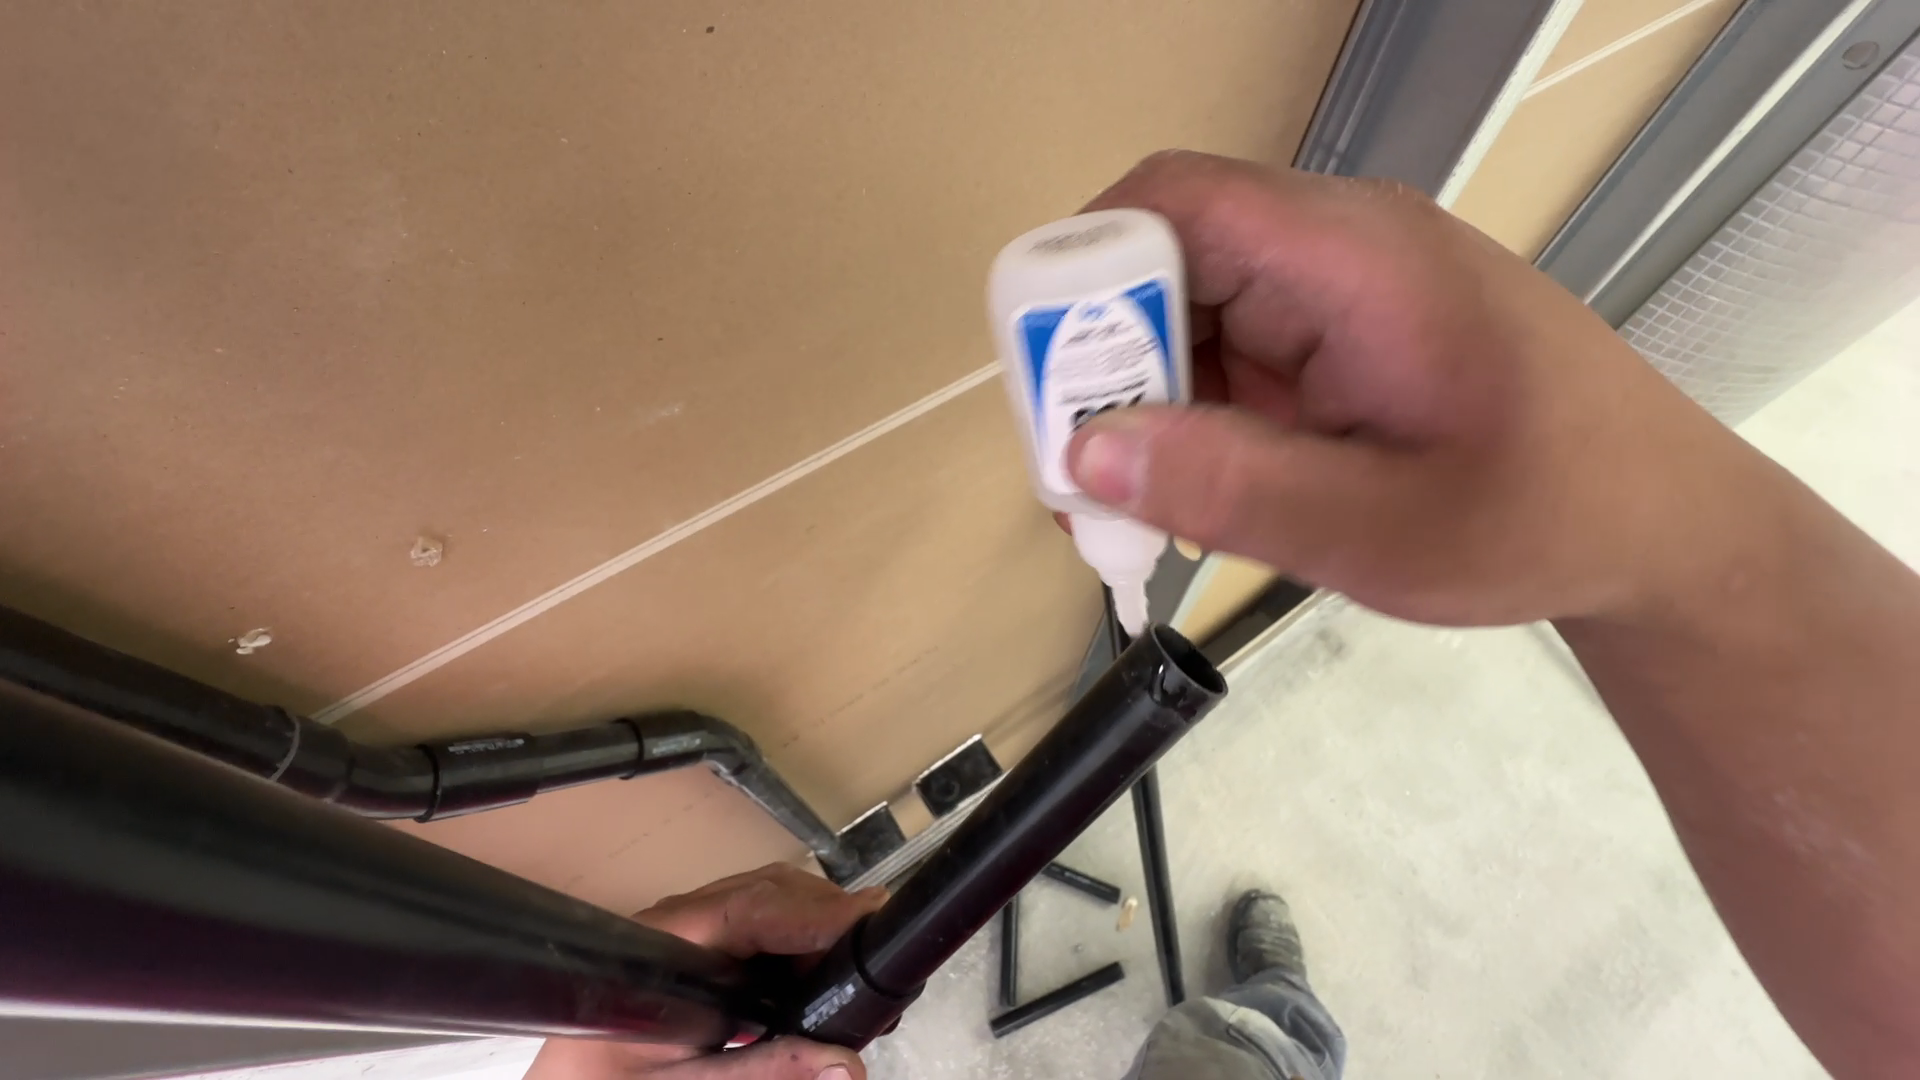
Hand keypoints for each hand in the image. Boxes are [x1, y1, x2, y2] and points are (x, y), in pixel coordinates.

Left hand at [524, 864, 887, 1079]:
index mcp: (669, 940)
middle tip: (875, 948)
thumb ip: (765, 1071)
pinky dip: (800, 936)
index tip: (871, 921)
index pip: (753, 906)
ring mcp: (691, 922)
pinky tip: (821, 967)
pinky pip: (762, 920)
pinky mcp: (701, 940)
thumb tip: (849, 1065)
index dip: (816, 910)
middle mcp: (683, 916)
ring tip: (856, 959)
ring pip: (770, 898)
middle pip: (769, 891)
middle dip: (828, 913)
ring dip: (817, 921)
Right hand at [1062, 151, 1784, 627]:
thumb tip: (1085, 450)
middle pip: (1162, 261)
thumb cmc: (1538, 519)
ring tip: (1120, 496)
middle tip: (1075, 469)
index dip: (1086, 273)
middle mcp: (1327, 252)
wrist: (1650, 527)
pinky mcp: (1321, 340)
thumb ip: (1233, 487)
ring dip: (1132, 399)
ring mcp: (1322, 297)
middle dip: (1096, 362)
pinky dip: (1175, 418)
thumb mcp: (1376, 529)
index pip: (1177, 203)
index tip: (1048, 383)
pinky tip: (1178, 484)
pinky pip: (1214, 357)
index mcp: (1351, 258)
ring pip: (1177, 316)